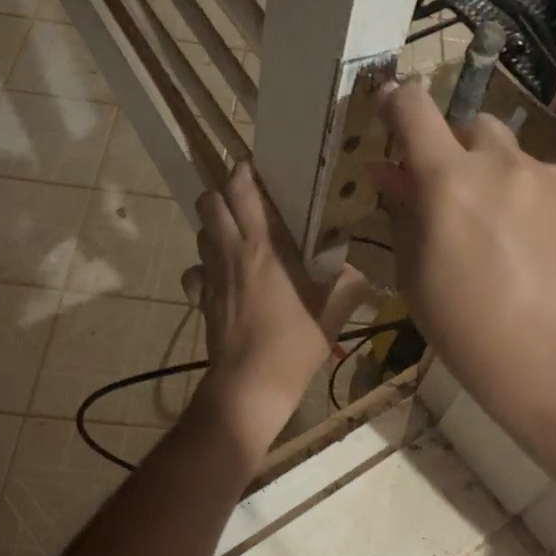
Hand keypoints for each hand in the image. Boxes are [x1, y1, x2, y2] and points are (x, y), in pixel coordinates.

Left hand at [187, 164, 369, 450]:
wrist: (251, 384)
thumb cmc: (296, 342)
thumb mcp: (335, 308)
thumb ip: (349, 279)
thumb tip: (360, 264)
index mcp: (266, 245)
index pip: (242, 189)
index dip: (245, 173)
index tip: (259, 171)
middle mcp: (232, 250)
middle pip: (210, 201)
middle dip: (223, 191)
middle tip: (246, 198)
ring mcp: (211, 274)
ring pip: (201, 231)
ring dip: (215, 224)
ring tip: (238, 233)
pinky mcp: (202, 298)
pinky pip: (195, 269)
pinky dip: (204, 265)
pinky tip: (222, 275)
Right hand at [370, 83, 555, 441]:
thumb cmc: (468, 331)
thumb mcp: (416, 277)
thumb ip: (402, 214)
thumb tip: (388, 173)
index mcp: (450, 181)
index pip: (414, 109)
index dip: (396, 104)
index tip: (390, 113)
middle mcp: (504, 164)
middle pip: (472, 125)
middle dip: (456, 150)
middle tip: (455, 198)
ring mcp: (554, 179)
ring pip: (516, 159)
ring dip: (500, 180)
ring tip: (506, 238)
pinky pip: (551, 186)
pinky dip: (535, 204)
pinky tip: (540, 253)